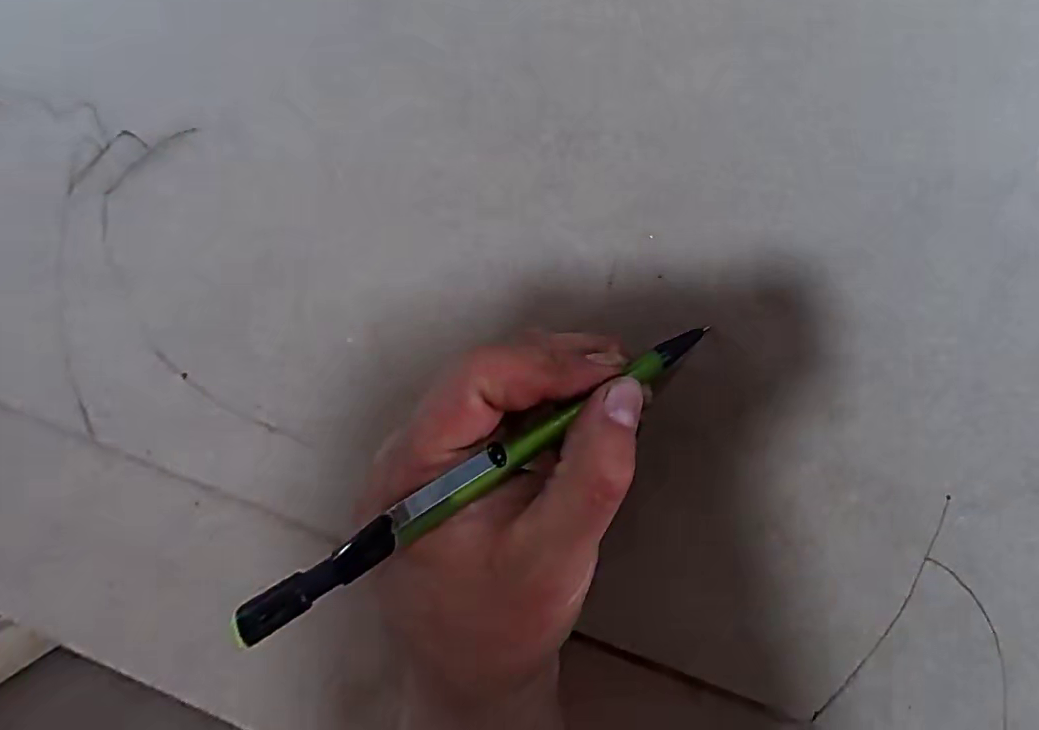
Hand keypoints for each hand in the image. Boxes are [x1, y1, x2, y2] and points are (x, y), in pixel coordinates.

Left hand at [361, 334, 645, 729]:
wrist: (473, 676)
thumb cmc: (503, 626)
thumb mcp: (557, 556)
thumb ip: (595, 473)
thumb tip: (627, 391)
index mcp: (412, 468)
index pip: (475, 380)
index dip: (546, 364)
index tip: (612, 374)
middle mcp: (416, 443)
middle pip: (490, 369)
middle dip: (564, 362)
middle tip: (626, 372)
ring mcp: (439, 445)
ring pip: (505, 376)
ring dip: (566, 373)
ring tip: (618, 386)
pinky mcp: (466, 451)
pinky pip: (513, 401)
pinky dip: (560, 394)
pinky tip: (593, 406)